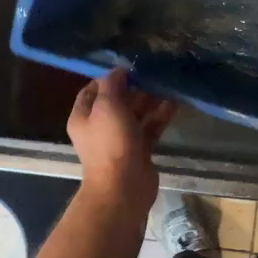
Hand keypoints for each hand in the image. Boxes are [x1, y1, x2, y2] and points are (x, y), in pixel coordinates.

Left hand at [68, 68, 175, 207]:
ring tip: (167, 87)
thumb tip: (120, 71)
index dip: (109, 79)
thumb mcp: (107, 106)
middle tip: (153, 77)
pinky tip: (173, 104)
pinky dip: (160, 117)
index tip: (129, 70)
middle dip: (134, 89)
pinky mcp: (139, 151)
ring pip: (136, 115)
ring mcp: (120, 140)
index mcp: (84, 117)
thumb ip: (113, 84)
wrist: (123, 187)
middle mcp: (100, 128)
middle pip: (117, 102)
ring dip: (150, 101)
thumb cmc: (111, 143)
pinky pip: (150, 128)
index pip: (93, 91)